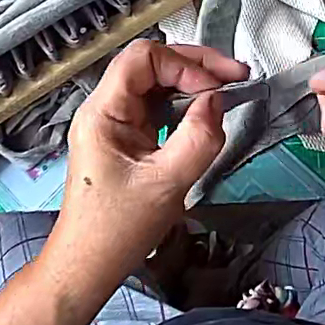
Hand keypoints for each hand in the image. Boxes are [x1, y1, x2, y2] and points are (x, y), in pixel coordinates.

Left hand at [45, 40, 248, 297]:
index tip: (216, 90)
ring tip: (229, 87)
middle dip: (196, 65)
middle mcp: (105, 108)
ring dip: (193, 81)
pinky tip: (207, 109)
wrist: (88, 265)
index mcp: (103, 112)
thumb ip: (198, 138)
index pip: (144, 58)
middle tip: (237, 76)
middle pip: (151, 63)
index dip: (185, 65)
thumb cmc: (119, 228)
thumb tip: (217, 101)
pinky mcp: (126, 136)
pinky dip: (185, 102)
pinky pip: (157, 105)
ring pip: (156, 82)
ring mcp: (115, 121)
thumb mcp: (167, 183)